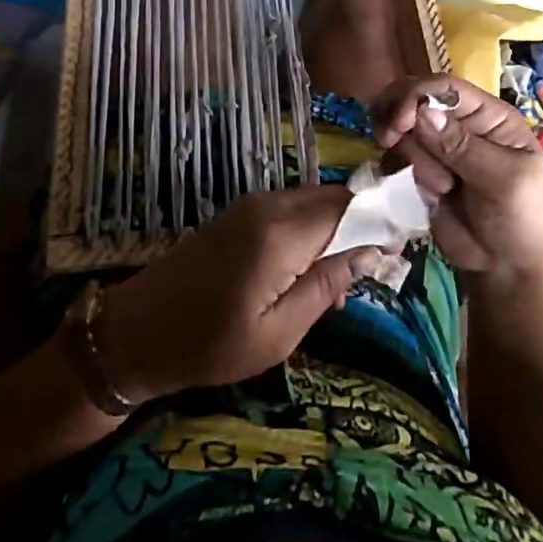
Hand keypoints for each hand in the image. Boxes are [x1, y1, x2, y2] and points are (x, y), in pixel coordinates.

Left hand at [95, 185, 383, 401]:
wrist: (137, 330)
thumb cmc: (209, 344)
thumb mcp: (279, 332)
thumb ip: (326, 286)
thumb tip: (369, 252)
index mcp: (282, 233)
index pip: (351, 207)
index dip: (383, 218)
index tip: (405, 242)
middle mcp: (269, 205)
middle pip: (334, 197)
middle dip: (364, 221)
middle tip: (382, 261)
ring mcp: (251, 205)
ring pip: (314, 202)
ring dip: (339, 227)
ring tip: (350, 273)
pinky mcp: (239, 214)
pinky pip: (291, 210)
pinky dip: (313, 229)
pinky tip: (315, 267)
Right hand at [372, 75, 542, 279]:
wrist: (510, 273)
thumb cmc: (523, 221)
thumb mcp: (503, 180)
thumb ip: (462, 146)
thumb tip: (422, 112)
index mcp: (489, 116)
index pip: (444, 88)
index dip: (415, 97)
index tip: (397, 122)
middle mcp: (461, 126)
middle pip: (414, 104)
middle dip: (401, 122)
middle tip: (388, 140)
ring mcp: (439, 151)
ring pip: (403, 134)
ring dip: (412, 159)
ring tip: (441, 190)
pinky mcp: (421, 175)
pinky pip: (397, 161)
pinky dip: (400, 173)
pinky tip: (424, 193)